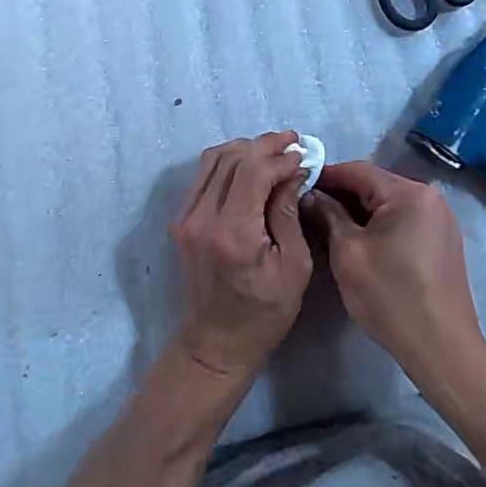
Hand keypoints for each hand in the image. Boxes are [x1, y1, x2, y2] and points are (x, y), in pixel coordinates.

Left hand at [170, 132, 313, 377]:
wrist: (217, 342)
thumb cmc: (265, 312)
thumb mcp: (294, 265)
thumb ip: (289, 211)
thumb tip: (294, 171)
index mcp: (233, 233)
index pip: (253, 171)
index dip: (280, 157)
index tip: (303, 156)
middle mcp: (203, 219)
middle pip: (233, 158)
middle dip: (266, 145)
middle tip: (294, 144)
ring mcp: (187, 218)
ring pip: (215, 158)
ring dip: (247, 148)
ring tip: (275, 151)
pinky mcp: (182, 220)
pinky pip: (205, 174)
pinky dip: (230, 161)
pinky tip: (252, 165)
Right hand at [301, 160, 485, 378]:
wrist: (442, 347)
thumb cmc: (391, 297)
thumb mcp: (348, 253)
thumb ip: (328, 216)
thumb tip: (311, 196)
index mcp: (410, 193)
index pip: (359, 171)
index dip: (326, 175)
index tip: (298, 184)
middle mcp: (430, 197)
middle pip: (376, 186)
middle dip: (341, 195)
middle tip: (308, 209)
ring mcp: (440, 219)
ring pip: (389, 205)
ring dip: (359, 212)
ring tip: (327, 226)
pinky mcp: (442, 241)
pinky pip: (404, 221)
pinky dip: (379, 226)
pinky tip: (359, 242)